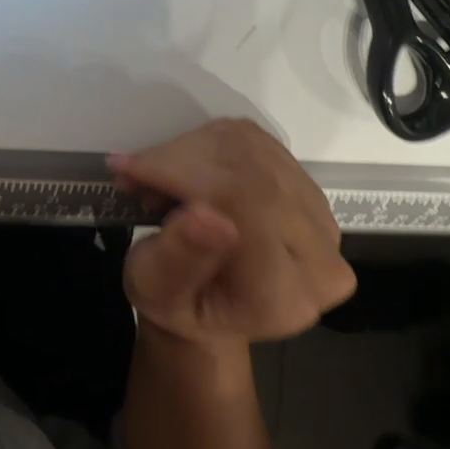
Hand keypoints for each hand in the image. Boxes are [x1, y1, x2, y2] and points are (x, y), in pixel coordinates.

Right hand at [110, 119, 354, 344]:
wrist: (206, 305)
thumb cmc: (174, 303)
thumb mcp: (155, 290)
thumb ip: (178, 259)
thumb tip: (207, 217)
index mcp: (284, 296)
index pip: (243, 205)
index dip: (181, 173)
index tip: (125, 168)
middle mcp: (322, 261)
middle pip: (250, 175)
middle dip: (180, 159)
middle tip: (132, 169)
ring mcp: (323, 223)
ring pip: (251, 151)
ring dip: (191, 149)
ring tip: (157, 174)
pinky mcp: (310, 193)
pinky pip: (256, 143)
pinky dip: (208, 144)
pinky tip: (186, 168)